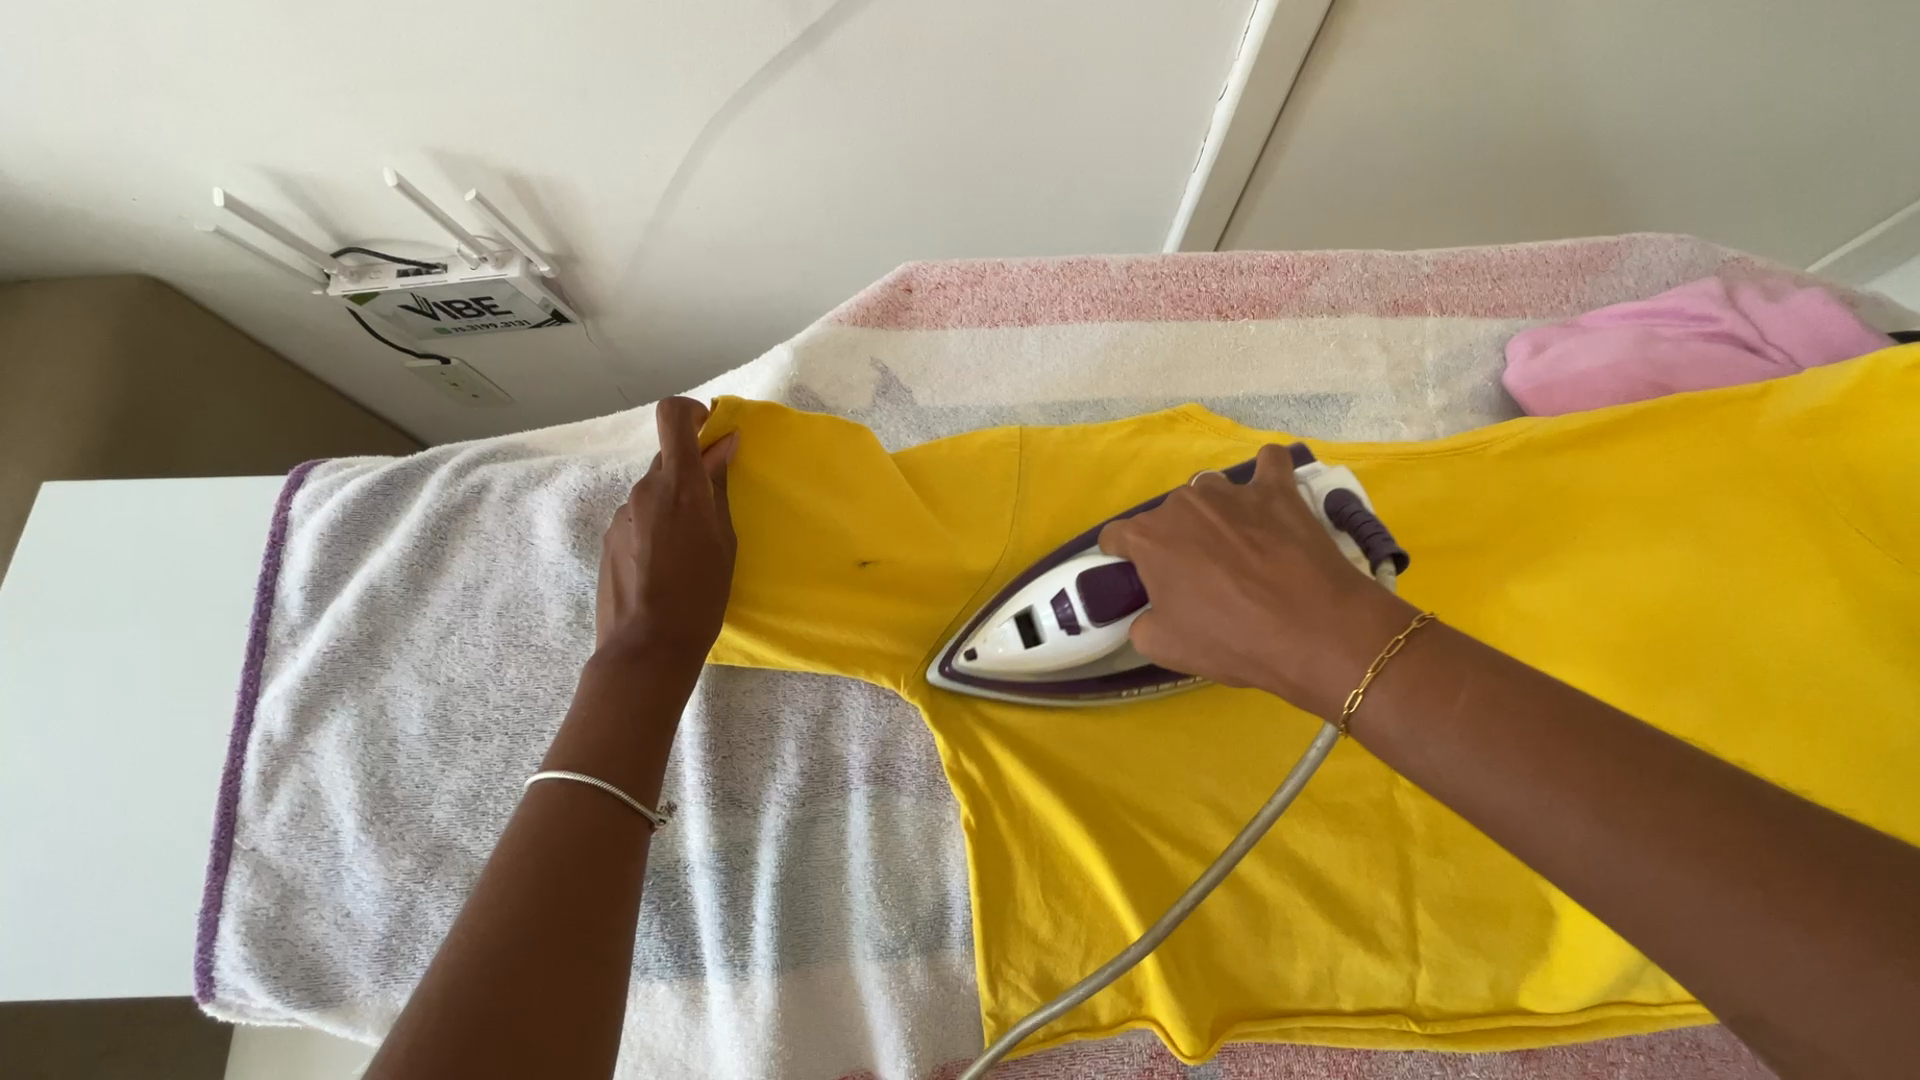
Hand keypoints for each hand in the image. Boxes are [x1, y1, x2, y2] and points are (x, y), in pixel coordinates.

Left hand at [595, 397, 737, 671]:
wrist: (647, 648)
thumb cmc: (701, 596)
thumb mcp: (724, 541)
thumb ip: (719, 490)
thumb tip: (722, 448)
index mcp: (678, 486)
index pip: (672, 415)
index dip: (693, 412)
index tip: (713, 431)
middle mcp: (643, 490)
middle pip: (668, 458)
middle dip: (694, 471)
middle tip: (716, 507)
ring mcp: (622, 514)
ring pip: (654, 490)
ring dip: (675, 502)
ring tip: (691, 548)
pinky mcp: (610, 538)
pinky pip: (640, 516)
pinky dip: (658, 525)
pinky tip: (668, 563)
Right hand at [1097, 444, 1415, 718]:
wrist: (1315, 634)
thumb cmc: (1231, 641)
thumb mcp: (1162, 646)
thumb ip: (1141, 620)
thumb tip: (1149, 611)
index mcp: (1148, 537)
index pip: (1115, 536)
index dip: (1124, 559)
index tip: (1140, 579)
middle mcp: (1183, 503)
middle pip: (1165, 515)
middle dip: (1173, 539)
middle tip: (1198, 576)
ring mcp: (1232, 492)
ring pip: (1208, 491)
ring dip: (1213, 513)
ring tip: (1236, 545)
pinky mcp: (1278, 490)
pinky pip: (1269, 463)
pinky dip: (1265, 474)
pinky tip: (1269, 495)